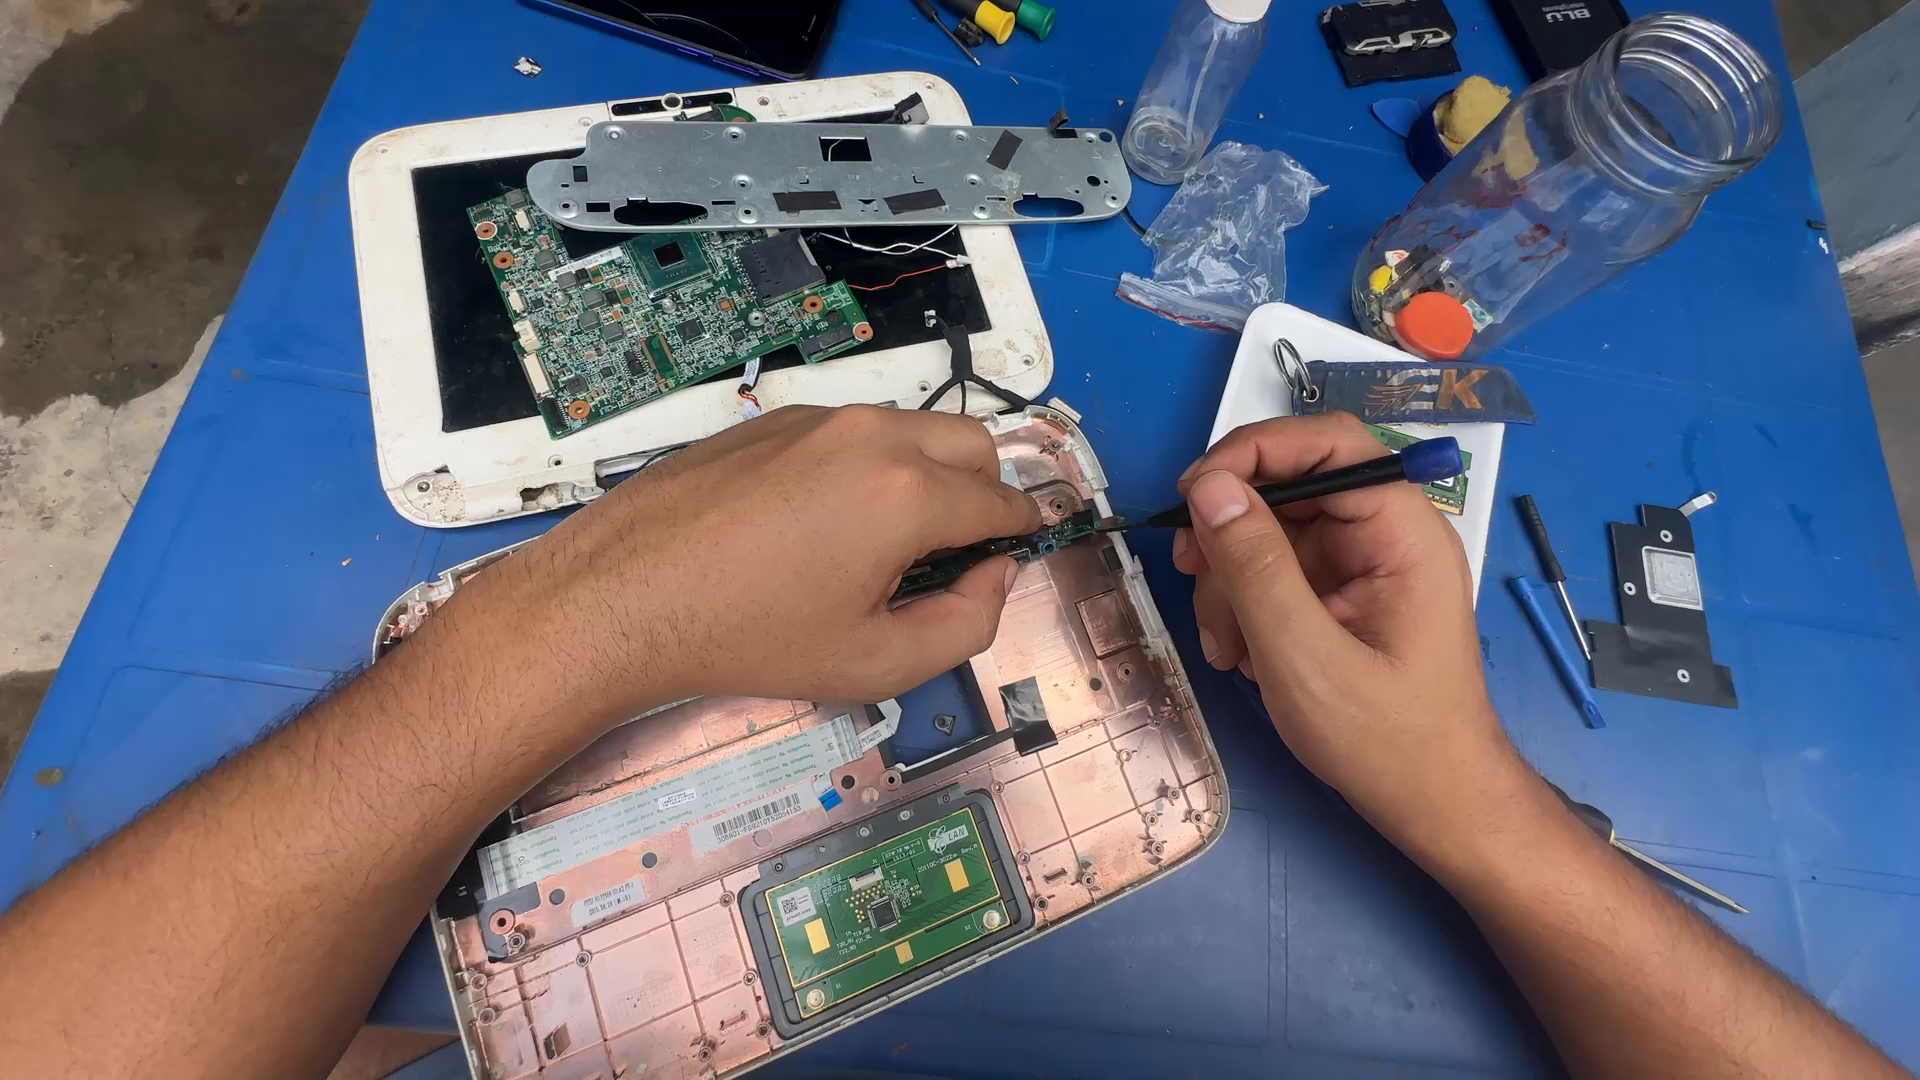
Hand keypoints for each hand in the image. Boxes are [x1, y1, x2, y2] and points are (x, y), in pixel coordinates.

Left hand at [432, 405, 1039, 725]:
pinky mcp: (777, 418)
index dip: (1022, 529)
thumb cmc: (754, 640)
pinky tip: (827, 515)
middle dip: (986, 492)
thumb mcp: (876, 662)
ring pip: (916, 429)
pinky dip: (876, 462)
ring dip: (932, 473)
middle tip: (956, 550)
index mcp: (908, 494)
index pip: (1002, 500)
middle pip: (974, 444)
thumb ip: (967, 624)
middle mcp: (873, 436)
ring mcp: (820, 417)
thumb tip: (996, 573)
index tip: (1018, 548)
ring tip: (889, 536)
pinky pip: (857, 429)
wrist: (622, 597)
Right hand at [1171, 414, 1529, 858]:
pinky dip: (1236, 604)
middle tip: (1187, 570)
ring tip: (1225, 644)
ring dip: (1225, 581)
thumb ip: (1254, 566)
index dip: (1255, 451)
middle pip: (1284, 486)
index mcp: (1401, 532)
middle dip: (1227, 531)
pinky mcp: (1330, 591)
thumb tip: (1208, 487)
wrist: (1428, 805)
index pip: (1328, 444)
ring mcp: (1352, 562)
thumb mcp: (1304, 654)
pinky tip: (1236, 652)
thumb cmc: (1384, 739)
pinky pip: (1265, 570)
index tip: (1193, 493)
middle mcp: (1378, 533)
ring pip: (1262, 531)